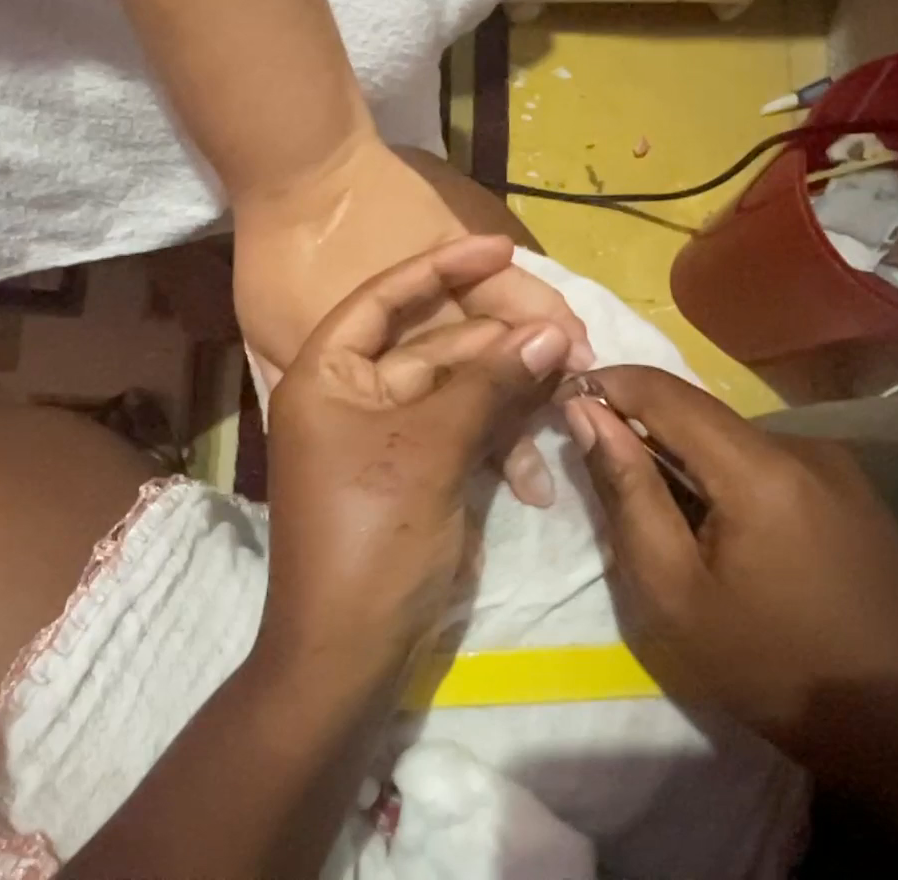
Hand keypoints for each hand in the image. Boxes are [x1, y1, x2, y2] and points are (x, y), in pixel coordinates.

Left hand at [234, 140, 592, 506]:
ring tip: (571, 379)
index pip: (383, 299)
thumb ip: (490, 385)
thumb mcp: (430, 449)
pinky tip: (543, 449)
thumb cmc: (370, 533)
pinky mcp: (414, 474)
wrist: (348, 649)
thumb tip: (554, 333)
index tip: (503, 248)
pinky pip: (461, 435)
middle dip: (497, 344)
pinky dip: (499, 436)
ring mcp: (384, 439)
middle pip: (430, 348)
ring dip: (508, 390)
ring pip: (455, 393)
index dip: (442, 268)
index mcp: (326, 375)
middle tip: (571, 337)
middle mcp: (350, 396)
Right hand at [561, 366, 897, 767]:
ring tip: (665, 527)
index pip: (663, 391)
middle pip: (699, 417)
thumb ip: (627, 493)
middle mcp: (803, 445)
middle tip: (603, 485)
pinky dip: (725, 483)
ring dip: (685, 464)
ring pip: (732, 443)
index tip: (560, 402)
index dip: (605, 385)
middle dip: (641, 434)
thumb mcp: (673, 591)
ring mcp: (838, 468)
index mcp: (758, 466)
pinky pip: (767, 467)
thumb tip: (586, 414)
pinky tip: (724, 540)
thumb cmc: (776, 666)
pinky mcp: (854, 495)